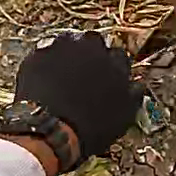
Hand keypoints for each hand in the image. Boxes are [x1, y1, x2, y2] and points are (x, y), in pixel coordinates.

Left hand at [13, 32, 142, 165]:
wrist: (51, 132)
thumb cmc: (91, 129)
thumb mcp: (124, 117)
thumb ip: (133, 95)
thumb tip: (137, 84)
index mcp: (116, 63)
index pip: (119, 56)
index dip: (111, 67)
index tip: (105, 78)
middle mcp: (92, 48)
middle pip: (93, 42)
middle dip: (89, 54)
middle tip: (82, 74)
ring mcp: (63, 48)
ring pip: (68, 42)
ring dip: (67, 54)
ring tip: (61, 76)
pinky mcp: (39, 53)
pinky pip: (44, 53)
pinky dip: (44, 63)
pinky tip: (43, 80)